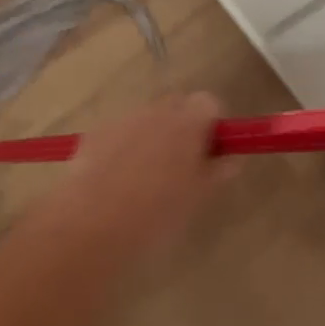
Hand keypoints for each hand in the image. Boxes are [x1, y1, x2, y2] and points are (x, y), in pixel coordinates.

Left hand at [29, 93, 231, 262]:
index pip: (209, 103)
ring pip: (147, 119)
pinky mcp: (96, 131)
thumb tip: (230, 158)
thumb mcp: (197, 198)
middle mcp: (154, 111)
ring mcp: (122, 118)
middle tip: (182, 166)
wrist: (94, 222)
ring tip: (147, 178)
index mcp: (186, 124)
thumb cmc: (156, 214)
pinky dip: (125, 145)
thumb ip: (217, 171)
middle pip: (176, 105)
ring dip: (153, 136)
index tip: (211, 152)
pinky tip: (119, 179)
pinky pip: (120, 130)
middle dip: (182, 127)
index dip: (212, 125)